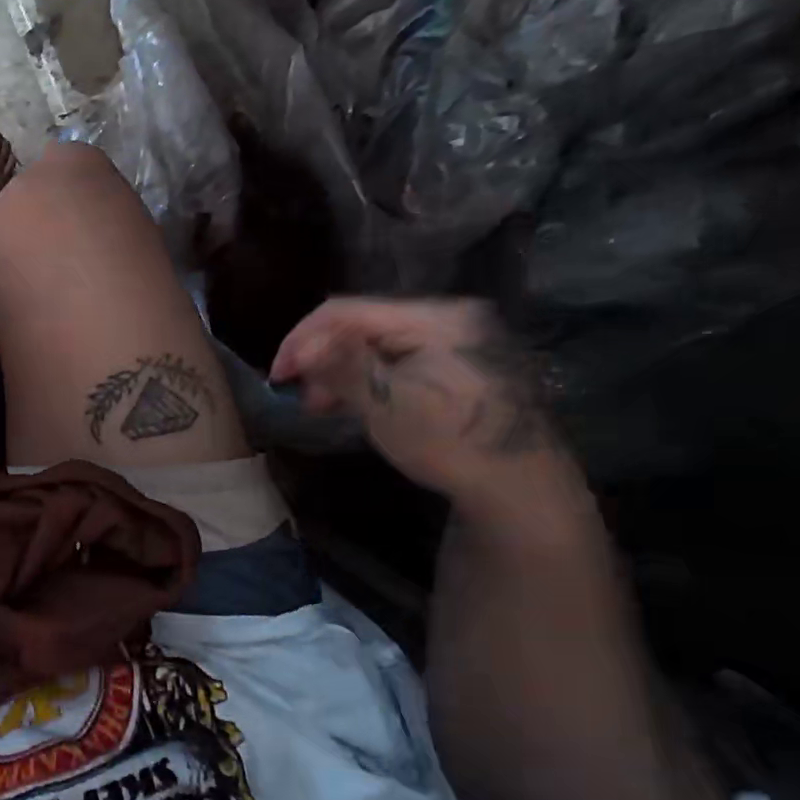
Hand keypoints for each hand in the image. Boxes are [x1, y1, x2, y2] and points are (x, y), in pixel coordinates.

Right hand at [271, 298, 575, 509]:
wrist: (520, 487)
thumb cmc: (449, 443)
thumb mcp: (385, 404)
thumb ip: (340, 367)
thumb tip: (299, 348)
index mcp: (434, 319)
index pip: (345, 312)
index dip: (301, 340)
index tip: (278, 376)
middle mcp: (448, 317)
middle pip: (360, 323)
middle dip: (320, 356)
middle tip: (301, 395)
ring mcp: (456, 338)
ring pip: (374, 341)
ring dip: (338, 368)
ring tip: (321, 404)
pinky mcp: (457, 360)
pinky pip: (395, 356)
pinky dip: (365, 375)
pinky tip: (351, 400)